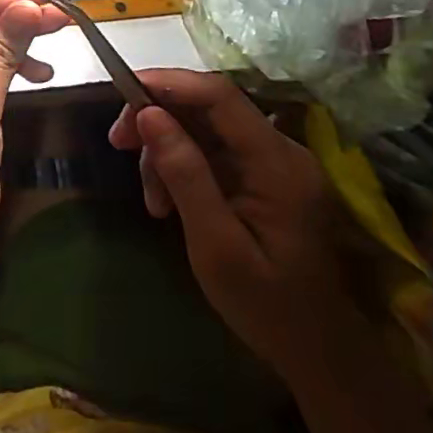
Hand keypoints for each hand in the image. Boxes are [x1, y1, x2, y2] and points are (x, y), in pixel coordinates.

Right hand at [109, 69, 346, 368]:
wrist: (315, 349)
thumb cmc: (265, 305)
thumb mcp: (214, 244)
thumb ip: (184, 174)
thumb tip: (148, 115)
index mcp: (277, 163)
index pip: (220, 96)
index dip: (169, 83)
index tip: (122, 91)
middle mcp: (280, 150)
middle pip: (208, 106)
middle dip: (158, 118)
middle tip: (118, 143)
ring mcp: (273, 161)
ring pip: (204, 128)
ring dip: (166, 149)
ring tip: (151, 198)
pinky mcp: (262, 175)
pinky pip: (212, 150)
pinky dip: (181, 165)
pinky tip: (166, 201)